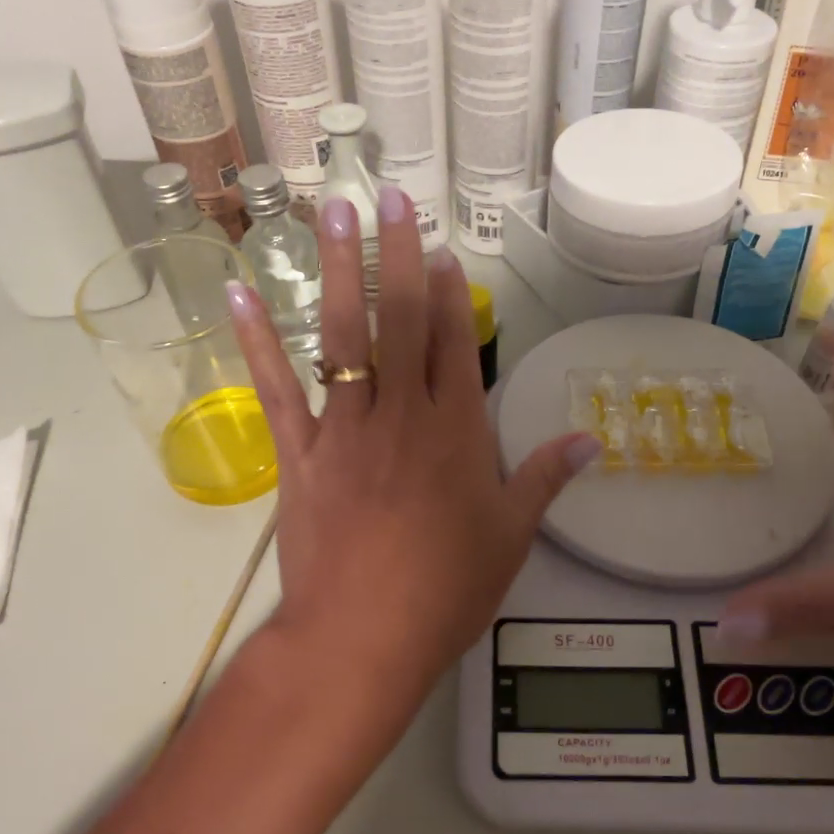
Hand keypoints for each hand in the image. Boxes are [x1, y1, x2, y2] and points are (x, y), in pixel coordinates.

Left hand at [227, 186, 598, 686]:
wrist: (364, 636)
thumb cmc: (447, 590)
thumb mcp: (511, 537)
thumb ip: (545, 479)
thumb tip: (592, 441)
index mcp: (455, 432)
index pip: (453, 345)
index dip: (446, 294)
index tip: (439, 250)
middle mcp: (400, 414)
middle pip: (399, 321)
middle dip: (397, 255)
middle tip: (392, 197)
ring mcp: (344, 429)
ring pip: (342, 336)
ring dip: (338, 270)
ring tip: (333, 212)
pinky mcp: (299, 454)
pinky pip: (276, 388)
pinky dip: (256, 341)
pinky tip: (241, 293)